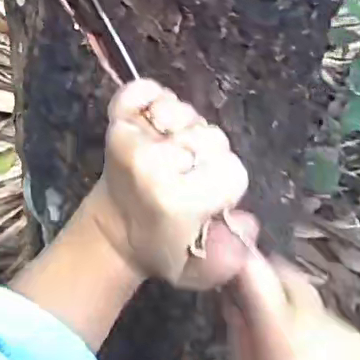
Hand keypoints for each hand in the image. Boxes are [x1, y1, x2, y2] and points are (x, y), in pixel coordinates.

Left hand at [83, 79, 256, 289]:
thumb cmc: (162, 248)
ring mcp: (131, 135)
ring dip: (185, 126)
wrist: (114, 229)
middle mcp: (152, 161)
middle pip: (211, 136)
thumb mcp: (202, 271)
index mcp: (177, 198)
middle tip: (190, 175)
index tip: (209, 198)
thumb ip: (232, 254)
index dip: (227, 185)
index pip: (232, 171)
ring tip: (173, 150)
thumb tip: (245, 222)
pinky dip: (152, 96)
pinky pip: (142, 88)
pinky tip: (154, 119)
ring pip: (183, 109)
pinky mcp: (116, 119)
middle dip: (208, 155)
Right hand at [224, 251, 359, 359]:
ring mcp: (353, 336)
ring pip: (313, 304)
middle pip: (287, 273)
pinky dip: (321, 338)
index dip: (234, 259)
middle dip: (265, 279)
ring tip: (286, 355)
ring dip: (294, 312)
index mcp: (284, 328)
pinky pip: (337, 331)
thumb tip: (233, 309)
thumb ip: (242, 346)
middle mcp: (321, 320)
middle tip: (248, 306)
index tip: (220, 270)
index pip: (252, 264)